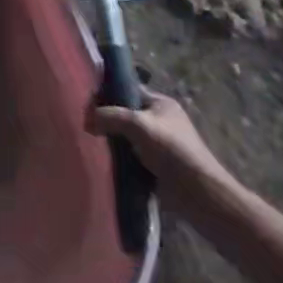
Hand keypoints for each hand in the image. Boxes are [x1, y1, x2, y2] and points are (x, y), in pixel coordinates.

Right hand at [88, 90, 234, 192]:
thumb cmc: (170, 150)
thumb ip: (110, 116)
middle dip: (106, 118)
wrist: (195, 191)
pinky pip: (128, 153)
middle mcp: (159, 119)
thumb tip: (87, 121)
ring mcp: (156, 142)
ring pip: (124, 134)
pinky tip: (103, 158)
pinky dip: (116, 155)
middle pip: (124, 112)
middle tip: (87, 125)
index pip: (129, 90)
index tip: (87, 106)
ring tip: (92, 142)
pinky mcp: (152, 162)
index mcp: (160, 103)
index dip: (108, 95)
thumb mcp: (137, 124)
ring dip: (110, 139)